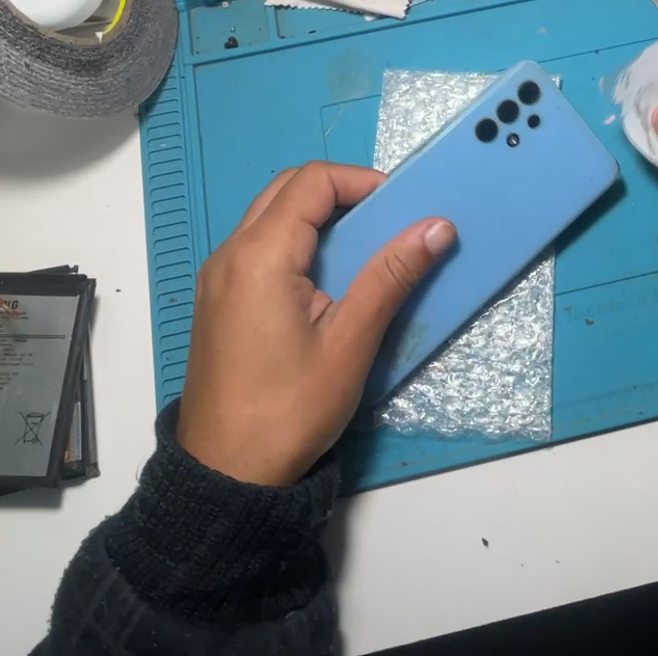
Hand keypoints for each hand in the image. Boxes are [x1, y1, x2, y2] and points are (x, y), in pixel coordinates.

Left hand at [176, 162, 455, 484]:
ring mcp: (219, 275)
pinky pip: (260, 243)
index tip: (400, 208)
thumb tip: (438, 226)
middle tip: (384, 221)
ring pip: (271, 214)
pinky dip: (298, 238)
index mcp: (260, 255)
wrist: (225, 475)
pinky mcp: (219, 296)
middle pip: (287, 188)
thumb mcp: (351, 342)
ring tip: (363, 247)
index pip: (312, 182)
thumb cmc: (291, 409)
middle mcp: (230, 252)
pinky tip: (328, 276)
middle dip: (340, 191)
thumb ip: (392, 275)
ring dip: (319, 214)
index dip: (361, 181)